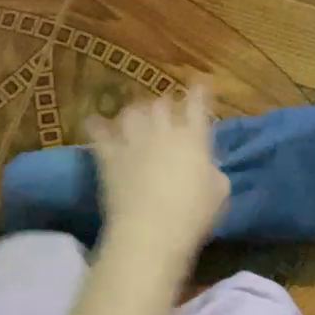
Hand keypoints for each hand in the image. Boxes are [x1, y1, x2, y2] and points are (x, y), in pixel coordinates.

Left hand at [84, 83, 229, 258]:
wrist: (152, 231)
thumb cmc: (193, 215)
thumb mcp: (220, 193)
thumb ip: (214, 172)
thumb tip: (208, 167)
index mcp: (194, 139)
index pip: (197, 106)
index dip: (199, 93)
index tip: (200, 84)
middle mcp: (163, 132)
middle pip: (161, 105)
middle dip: (164, 105)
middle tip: (165, 110)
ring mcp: (133, 142)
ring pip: (131, 113)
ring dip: (135, 113)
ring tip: (134, 118)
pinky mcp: (109, 156)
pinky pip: (99, 133)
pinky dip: (97, 126)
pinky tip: (94, 123)